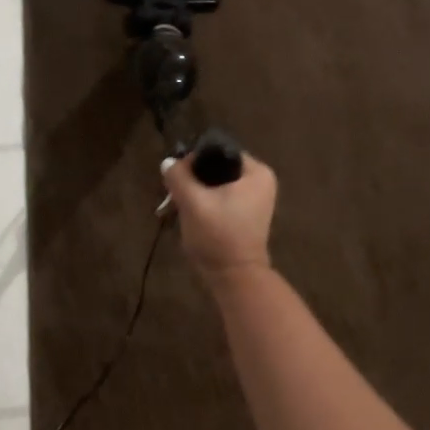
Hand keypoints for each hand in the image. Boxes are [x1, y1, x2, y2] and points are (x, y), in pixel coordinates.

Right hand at [163, 150, 277, 282]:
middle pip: (218, 168)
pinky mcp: (246, 215)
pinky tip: (191, 214)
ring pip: (217, 184)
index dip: (194, 160)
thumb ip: (178, 177)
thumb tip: (168, 162)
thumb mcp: (193, 202)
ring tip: (179, 204)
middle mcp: (261, 182)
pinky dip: (206, 203)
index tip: (176, 176)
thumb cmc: (218, 235)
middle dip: (194, 179)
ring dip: (197, 192)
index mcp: (256, 172)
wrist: (235, 278)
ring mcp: (255, 200)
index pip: (219, 151)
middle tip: (175, 192)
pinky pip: (222, 198)